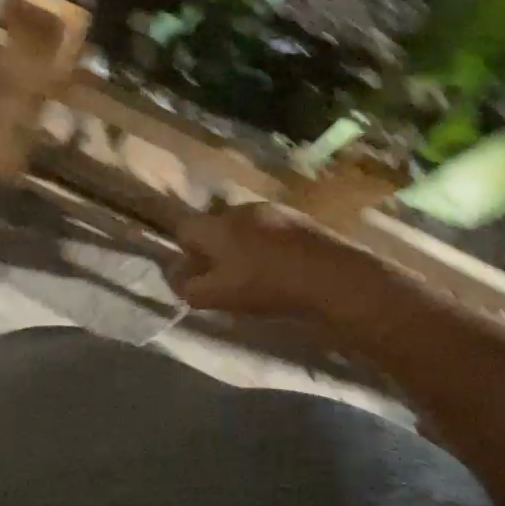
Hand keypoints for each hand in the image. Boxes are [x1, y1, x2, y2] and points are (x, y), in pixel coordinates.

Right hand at [172, 203, 377, 320]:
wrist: (331, 276)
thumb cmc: (266, 286)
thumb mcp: (216, 296)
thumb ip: (187, 286)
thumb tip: (173, 273)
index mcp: (215, 225)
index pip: (183, 228)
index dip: (185, 252)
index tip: (197, 274)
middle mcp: (239, 209)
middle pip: (214, 225)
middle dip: (214, 248)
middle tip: (225, 277)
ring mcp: (272, 210)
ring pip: (244, 226)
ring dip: (243, 245)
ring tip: (256, 273)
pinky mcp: (299, 218)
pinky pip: (271, 230)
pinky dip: (268, 245)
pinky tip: (281, 267)